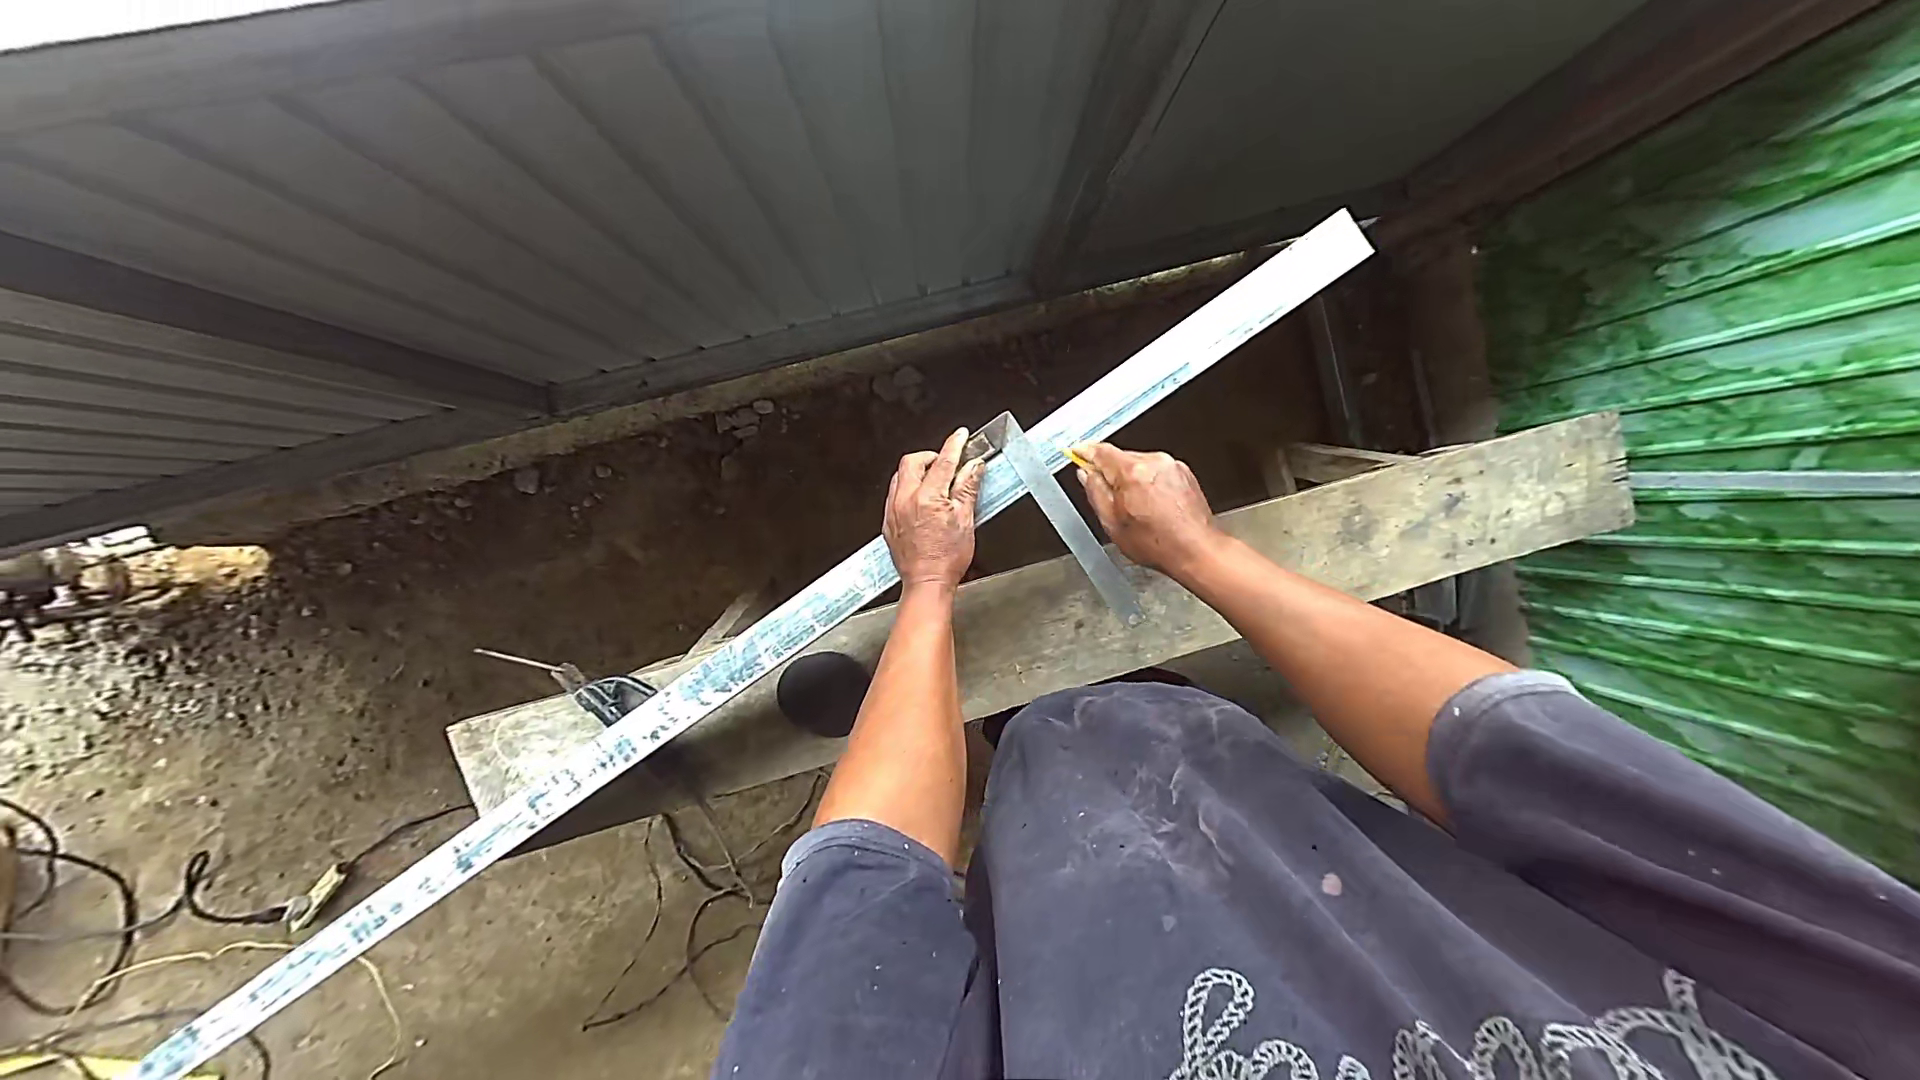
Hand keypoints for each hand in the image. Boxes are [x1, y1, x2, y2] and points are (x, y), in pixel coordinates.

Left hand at [885, 427, 984, 591]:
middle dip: (930, 457)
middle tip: (946, 462)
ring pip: (900, 476)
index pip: (943, 461)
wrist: (927, 582)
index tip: (961, 436)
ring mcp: (894, 511)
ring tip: (934, 481)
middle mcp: (905, 501)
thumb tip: (973, 467)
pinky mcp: (888, 522)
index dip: (954, 445)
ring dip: (917, 472)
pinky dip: (908, 488)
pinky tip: (921, 499)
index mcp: (927, 498)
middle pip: (913, 461)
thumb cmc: (946, 559)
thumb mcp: (965, 520)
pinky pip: (894, 494)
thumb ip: (967, 488)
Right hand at [1074, 442, 1225, 577]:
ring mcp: (1171, 465)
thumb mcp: (1112, 523)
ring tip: (1135, 509)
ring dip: (1130, 480)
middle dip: (1110, 474)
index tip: (1077, 452)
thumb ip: (1095, 493)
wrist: (1196, 550)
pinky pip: (1155, 471)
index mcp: (1133, 473)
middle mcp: (1155, 462)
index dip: (1085, 452)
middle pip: (1120, 458)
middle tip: (1108, 498)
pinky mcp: (1183, 472)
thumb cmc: (1159, 544)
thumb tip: (1086, 475)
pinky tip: (1150, 507)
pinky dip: (1148, 484)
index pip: (1101, 451)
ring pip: (1138, 465)